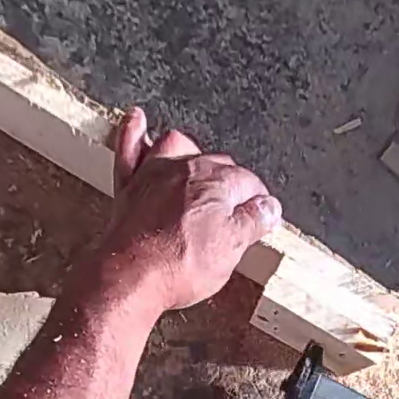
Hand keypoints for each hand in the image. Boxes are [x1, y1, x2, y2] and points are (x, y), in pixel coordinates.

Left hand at [82, 107, 281, 313]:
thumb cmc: (178, 266)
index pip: (249, 183)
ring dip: (191, 155)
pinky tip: (138, 121)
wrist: (130, 277)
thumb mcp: (231, 249)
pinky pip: (130, 149)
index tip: (261, 218)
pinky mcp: (129, 189)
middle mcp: (187, 169)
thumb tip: (269, 208)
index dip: (258, 204)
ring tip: (200, 174)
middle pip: (217, 166)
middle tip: (233, 213)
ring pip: (177, 148)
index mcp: (218, 182)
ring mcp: (155, 176)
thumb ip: (253, 223)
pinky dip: (134, 134)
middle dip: (230, 185)